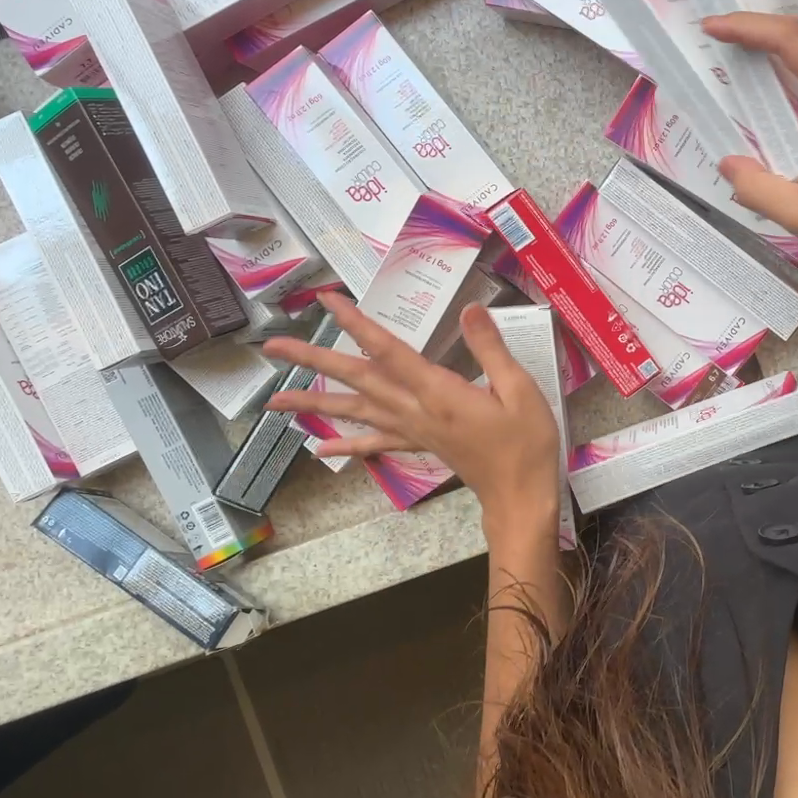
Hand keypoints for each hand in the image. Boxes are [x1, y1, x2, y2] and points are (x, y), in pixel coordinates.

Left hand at [263, 294, 562, 545]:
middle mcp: (416, 410)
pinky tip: (319, 446)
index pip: (389, 351)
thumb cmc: (526, 443)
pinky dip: (347, 442)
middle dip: (314, 361)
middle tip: (271, 347)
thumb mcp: (520, 390)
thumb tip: (470, 309)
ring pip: (357, 411)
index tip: (328, 301)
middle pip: (358, 380)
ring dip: (314, 402)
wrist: (520, 496)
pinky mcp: (421, 445)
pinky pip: (375, 442)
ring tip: (274, 400)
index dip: (358, 324)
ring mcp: (414, 430)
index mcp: (439, 392)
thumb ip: (491, 349)